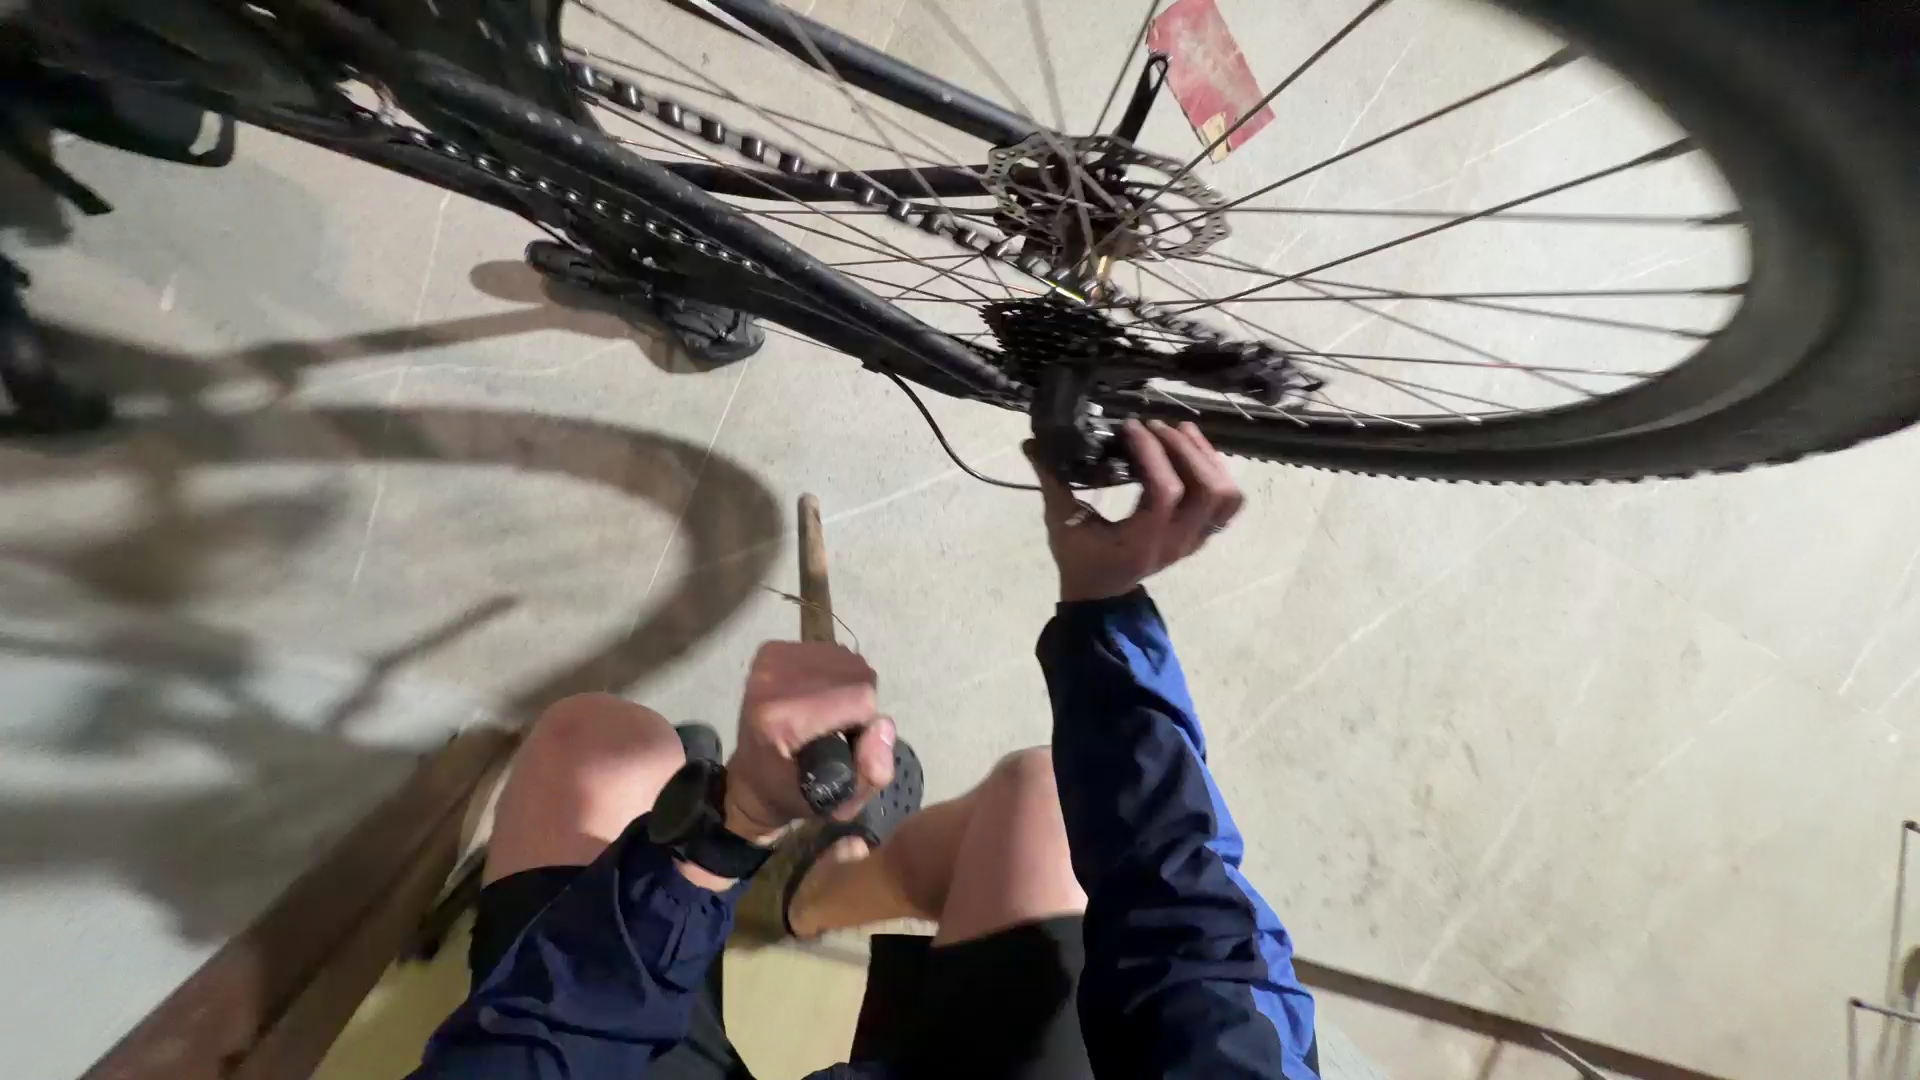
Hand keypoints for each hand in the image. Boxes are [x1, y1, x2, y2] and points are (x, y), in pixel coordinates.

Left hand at [723, 641, 897, 842]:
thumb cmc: (794, 792)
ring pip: (846, 659)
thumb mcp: (839, 800)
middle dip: (860, 701)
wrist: (752, 777)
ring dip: (848, 686)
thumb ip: (870, 771)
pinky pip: (829, 651)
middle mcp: (772, 682)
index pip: (860, 698)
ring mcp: (770, 661)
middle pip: (856, 674)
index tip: (848, 742)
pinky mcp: (771, 649)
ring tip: (828, 713)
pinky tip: (817, 695)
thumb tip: (884, 725)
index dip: (865, 723)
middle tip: (838, 729)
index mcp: (783, 721)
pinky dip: (833, 674)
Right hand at [1025, 419, 1243, 602]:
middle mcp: (1176, 543)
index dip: (1153, 453)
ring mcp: (1194, 540)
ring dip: (1206, 457)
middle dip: (1183, 449)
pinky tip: (1194, 450)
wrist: (1101, 593)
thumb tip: (1030, 444)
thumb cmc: (1080, 558)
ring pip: (1224, 494)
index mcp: (1141, 543)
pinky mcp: (1202, 533)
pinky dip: (1218, 471)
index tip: (1130, 428)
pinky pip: (1227, 502)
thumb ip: (1052, 482)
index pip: (1165, 492)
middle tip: (1155, 427)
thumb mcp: (1061, 523)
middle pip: (1206, 490)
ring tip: (1179, 432)